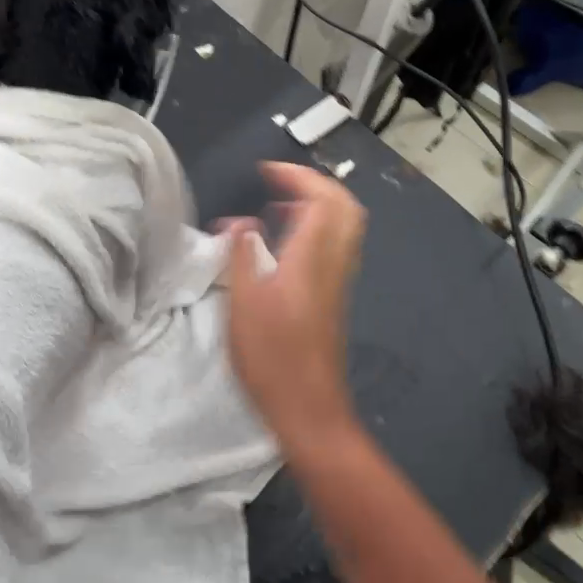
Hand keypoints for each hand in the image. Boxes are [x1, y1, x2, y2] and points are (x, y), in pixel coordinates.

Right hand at [223, 162, 365, 448]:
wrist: (311, 412)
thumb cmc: (272, 359)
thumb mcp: (243, 305)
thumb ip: (241, 256)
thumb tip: (238, 221)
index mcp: (311, 260)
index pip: (321, 200)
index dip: (297, 176)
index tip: (266, 170)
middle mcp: (333, 264)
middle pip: (344, 206)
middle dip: (314, 183)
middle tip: (278, 180)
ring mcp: (338, 281)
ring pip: (344, 226)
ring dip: (317, 203)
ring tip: (276, 204)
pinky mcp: (333, 297)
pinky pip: (335, 244)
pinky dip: (315, 227)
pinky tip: (283, 240)